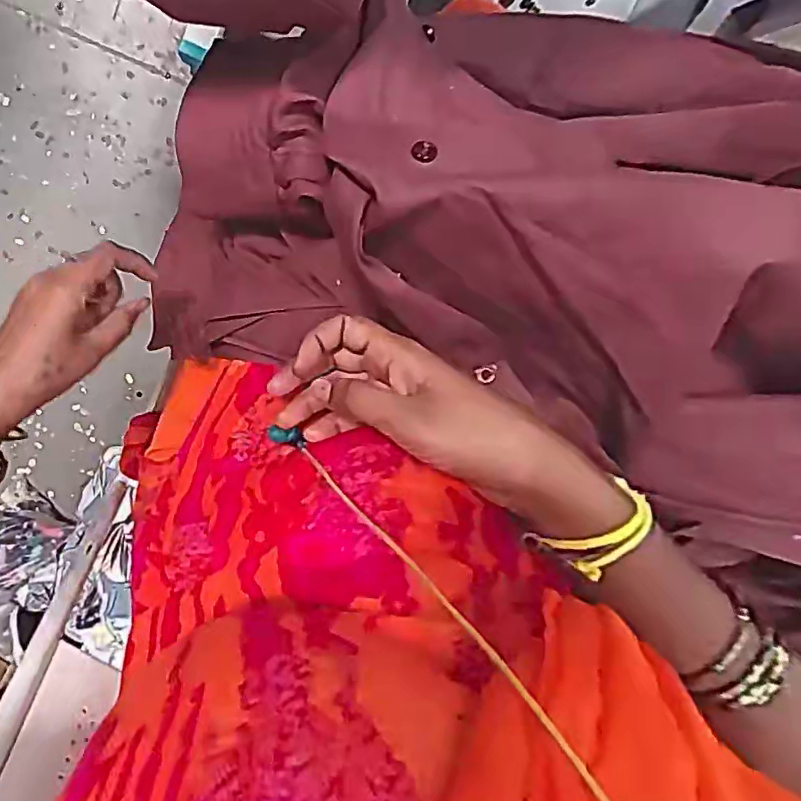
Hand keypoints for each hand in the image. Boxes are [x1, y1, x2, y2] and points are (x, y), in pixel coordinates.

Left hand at [0, 242, 156, 434]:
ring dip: (93, 300)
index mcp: (66, 285)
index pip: (109, 254)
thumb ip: (123, 320)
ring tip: (84, 336)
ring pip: (79, 278)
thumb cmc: (40, 374)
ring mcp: (34, 287)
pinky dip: (76, 304)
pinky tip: (71, 334)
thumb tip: (140, 304)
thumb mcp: (94, 348)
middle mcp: (48, 278)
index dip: (136, 263)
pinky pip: (62, 289)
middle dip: (110, 292)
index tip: (150, 277)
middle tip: (106, 325)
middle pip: (95, 266)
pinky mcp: (27, 298)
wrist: (0, 389)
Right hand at [266, 316, 631, 538]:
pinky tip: (316, 439)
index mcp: (396, 355)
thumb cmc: (466, 434)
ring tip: (289, 430)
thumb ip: (356, 398)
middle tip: (276, 406)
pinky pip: (361, 416)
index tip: (295, 377)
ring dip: (316, 406)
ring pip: (346, 392)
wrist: (524, 468)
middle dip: (304, 381)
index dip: (313, 347)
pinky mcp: (406, 423)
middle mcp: (394, 370)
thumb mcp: (404, 416)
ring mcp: (399, 397)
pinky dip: (337, 424)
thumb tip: (318, 385)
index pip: (343, 331)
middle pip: (338, 363)